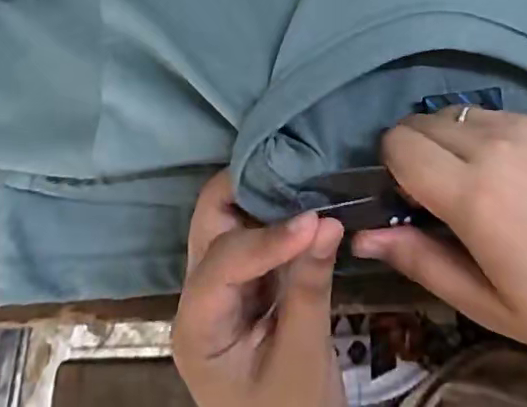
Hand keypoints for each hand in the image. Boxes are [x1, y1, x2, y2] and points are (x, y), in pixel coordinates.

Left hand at [173, 171, 345, 406]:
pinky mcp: (246, 281)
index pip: (224, 261)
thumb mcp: (302, 357)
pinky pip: (256, 232)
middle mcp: (198, 293)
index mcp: (197, 324)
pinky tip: (306, 201)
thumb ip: (311, 286)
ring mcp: (220, 284)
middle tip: (297, 168)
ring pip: (230, 217)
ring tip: (306, 177)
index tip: (315, 219)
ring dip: (265, 194)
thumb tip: (329, 221)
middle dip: (250, 188)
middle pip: (211, 219)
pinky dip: (279, 213)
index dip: (268, 236)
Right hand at [349, 109, 526, 377]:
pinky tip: (504, 175)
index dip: (391, 171)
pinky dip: (475, 136)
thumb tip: (361, 236)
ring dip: (442, 142)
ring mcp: (523, 126)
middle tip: (436, 200)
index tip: (407, 204)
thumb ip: (418, 259)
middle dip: (411, 155)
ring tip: (471, 187)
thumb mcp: (484, 303)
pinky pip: (486, 114)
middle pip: (418, 123)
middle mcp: (494, 145)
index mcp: (475, 195)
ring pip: (450, 113)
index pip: (398, 146)